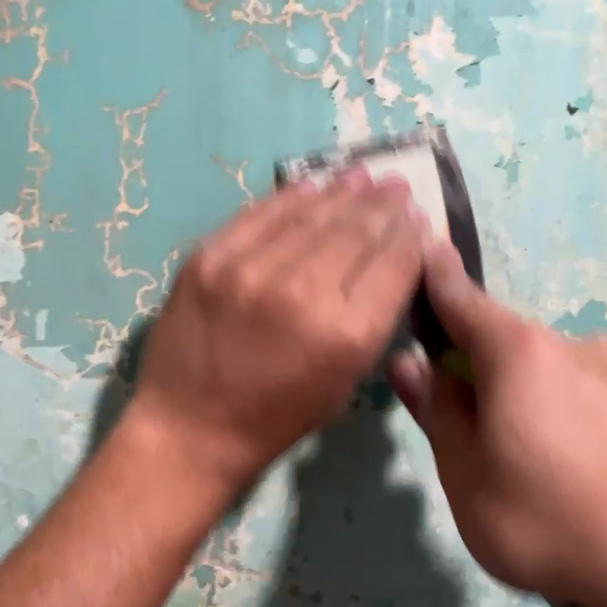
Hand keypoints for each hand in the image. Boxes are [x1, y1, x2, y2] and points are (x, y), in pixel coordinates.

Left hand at [121, 169, 431, 492]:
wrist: (190, 428)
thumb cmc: (274, 419)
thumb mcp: (343, 385)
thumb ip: (371, 323)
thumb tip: (390, 265)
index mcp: (346, 334)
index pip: (394, 263)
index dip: (410, 234)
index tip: (416, 218)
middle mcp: (304, 292)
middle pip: (356, 230)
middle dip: (382, 206)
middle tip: (397, 186)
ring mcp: (250, 270)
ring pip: (310, 214)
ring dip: (342, 192)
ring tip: (362, 177)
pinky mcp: (209, 259)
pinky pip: (260, 215)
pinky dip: (291, 197)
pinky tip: (312, 187)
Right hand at [385, 243, 606, 606]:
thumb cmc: (555, 526)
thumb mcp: (468, 482)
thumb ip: (439, 416)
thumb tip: (412, 365)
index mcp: (521, 356)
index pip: (464, 302)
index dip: (437, 279)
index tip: (425, 246)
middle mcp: (581, 348)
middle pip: (514, 354)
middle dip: (489, 385)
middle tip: (482, 452)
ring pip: (562, 385)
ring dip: (541, 414)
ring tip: (549, 488)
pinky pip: (605, 410)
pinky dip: (586, 435)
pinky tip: (597, 494)